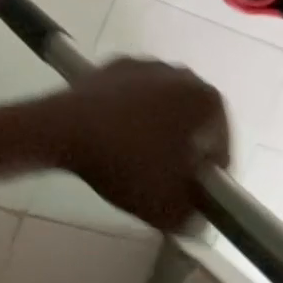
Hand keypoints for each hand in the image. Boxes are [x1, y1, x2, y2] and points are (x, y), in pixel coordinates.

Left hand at [44, 58, 229, 232]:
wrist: (62, 130)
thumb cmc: (126, 165)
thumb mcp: (170, 210)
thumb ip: (196, 217)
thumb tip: (197, 216)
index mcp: (206, 100)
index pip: (220, 150)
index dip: (206, 179)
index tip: (187, 196)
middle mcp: (181, 74)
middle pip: (192, 124)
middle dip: (182, 152)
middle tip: (162, 181)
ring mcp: (144, 64)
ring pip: (161, 109)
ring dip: (154, 132)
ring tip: (133, 162)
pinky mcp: (112, 66)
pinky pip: (131, 98)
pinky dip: (127, 116)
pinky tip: (113, 139)